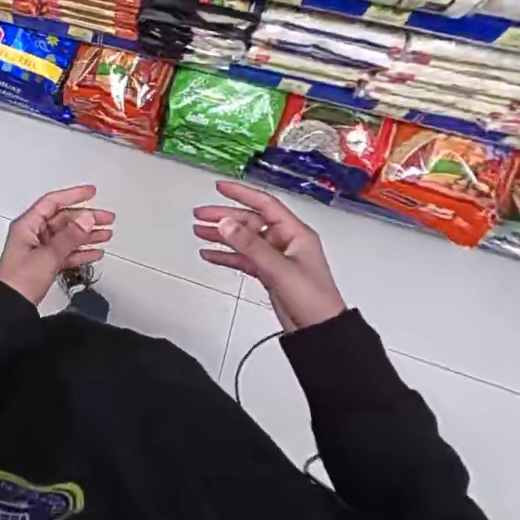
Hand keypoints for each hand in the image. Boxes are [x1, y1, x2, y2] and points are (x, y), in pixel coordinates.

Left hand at [0, 185, 113, 305]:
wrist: (10, 308)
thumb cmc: (18, 280)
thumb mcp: (48, 255)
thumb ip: (70, 236)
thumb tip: (87, 219)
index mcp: (27, 226)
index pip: (53, 202)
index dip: (73, 195)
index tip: (91, 193)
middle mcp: (33, 235)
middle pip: (64, 219)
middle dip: (87, 218)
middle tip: (106, 218)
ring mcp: (39, 249)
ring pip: (68, 236)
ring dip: (87, 235)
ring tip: (106, 234)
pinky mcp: (44, 264)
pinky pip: (66, 252)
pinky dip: (81, 251)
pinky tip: (95, 252)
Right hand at [194, 180, 345, 332]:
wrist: (320, 332)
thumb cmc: (315, 300)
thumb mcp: (280, 269)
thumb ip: (251, 245)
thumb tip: (228, 223)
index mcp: (295, 233)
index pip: (265, 204)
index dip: (242, 194)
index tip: (221, 187)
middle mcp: (285, 242)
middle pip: (249, 222)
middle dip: (224, 217)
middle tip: (201, 215)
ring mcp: (276, 258)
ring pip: (243, 240)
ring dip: (221, 236)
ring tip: (200, 231)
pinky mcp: (268, 273)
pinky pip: (243, 259)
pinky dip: (226, 256)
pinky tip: (211, 254)